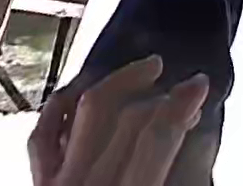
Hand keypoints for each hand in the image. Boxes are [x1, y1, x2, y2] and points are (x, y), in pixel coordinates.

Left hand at [28, 55, 211, 185]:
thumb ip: (175, 173)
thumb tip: (186, 129)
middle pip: (128, 118)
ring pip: (85, 110)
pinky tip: (85, 89)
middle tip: (186, 87)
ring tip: (148, 68)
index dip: (181, 102)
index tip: (200, 82)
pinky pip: (42, 136)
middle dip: (163, 95)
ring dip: (120, 82)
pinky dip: (62, 105)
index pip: (156, 136)